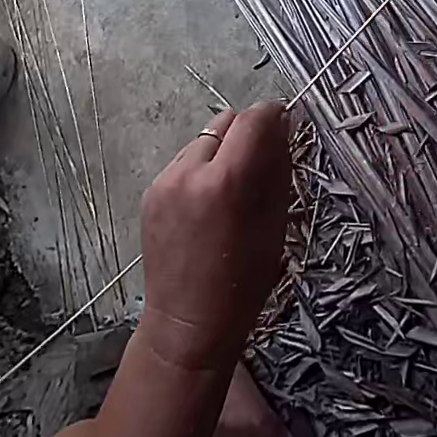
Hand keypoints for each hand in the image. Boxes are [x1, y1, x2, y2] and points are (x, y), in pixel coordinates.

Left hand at [138, 102, 292, 370]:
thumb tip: (284, 125)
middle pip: (227, 121)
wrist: (189, 323)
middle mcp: (190, 171)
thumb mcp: (275, 221)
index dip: (273, 114)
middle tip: (260, 159)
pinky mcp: (150, 191)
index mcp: (227, 180)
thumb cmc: (245, 279)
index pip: (254, 119)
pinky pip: (184, 161)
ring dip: (223, 149)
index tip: (285, 122)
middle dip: (248, 132)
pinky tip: (208, 200)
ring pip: (204, 138)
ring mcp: (165, 180)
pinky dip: (202, 167)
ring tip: (231, 184)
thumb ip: (278, 166)